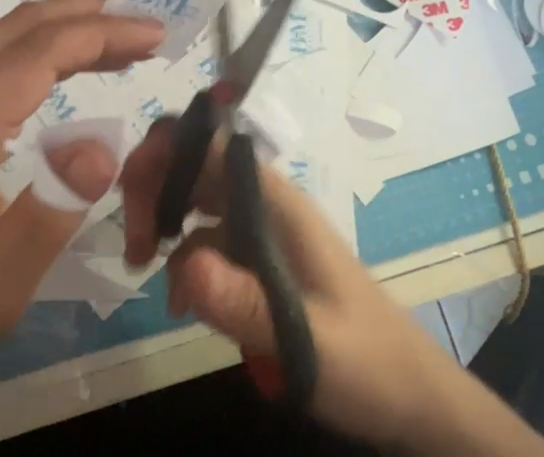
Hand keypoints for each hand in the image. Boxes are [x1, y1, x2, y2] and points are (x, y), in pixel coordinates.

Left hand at [0, 0, 164, 358]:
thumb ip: (48, 216)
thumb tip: (101, 146)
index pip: (35, 54)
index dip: (98, 34)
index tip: (155, 34)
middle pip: (20, 27)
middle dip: (90, 15)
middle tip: (151, 25)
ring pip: (8, 33)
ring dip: (69, 25)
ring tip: (130, 38)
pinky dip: (48, 45)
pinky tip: (81, 61)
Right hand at [120, 119, 453, 447]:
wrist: (413, 399)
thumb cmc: (368, 363)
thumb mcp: (305, 339)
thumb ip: (244, 303)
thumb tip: (181, 262)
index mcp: (278, 204)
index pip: (209, 144)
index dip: (163, 152)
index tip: (131, 198)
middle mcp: (265, 206)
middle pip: (191, 168)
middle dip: (151, 193)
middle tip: (134, 248)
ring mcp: (260, 232)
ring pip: (192, 205)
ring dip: (160, 228)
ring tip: (146, 275)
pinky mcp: (257, 262)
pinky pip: (204, 244)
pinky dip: (181, 264)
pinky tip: (178, 303)